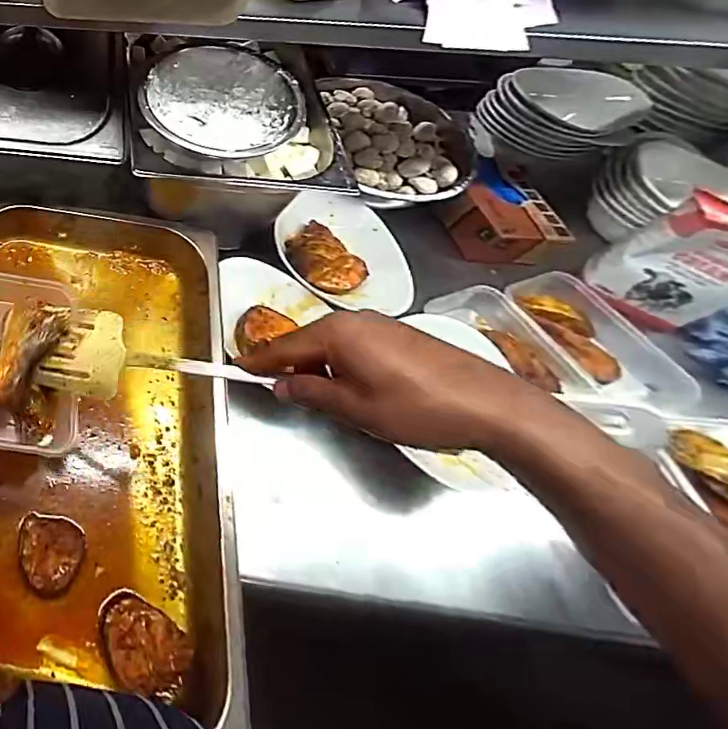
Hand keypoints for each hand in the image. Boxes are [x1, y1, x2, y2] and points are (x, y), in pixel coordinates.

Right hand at [235, 310, 579, 454]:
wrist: (492, 404)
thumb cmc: (418, 408)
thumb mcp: (356, 409)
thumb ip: (311, 394)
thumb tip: (280, 386)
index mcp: (337, 333)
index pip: (283, 348)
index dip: (257, 363)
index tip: (235, 369)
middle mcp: (355, 319)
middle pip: (306, 342)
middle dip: (288, 365)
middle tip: (273, 390)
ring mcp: (380, 324)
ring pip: (331, 344)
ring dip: (317, 366)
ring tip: (316, 395)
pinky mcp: (399, 334)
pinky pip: (354, 345)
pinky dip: (341, 363)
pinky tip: (351, 386)